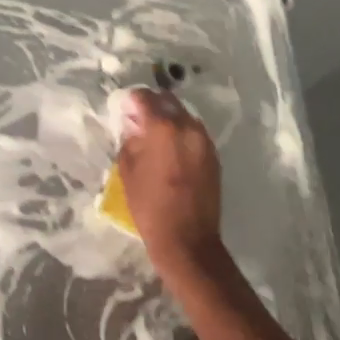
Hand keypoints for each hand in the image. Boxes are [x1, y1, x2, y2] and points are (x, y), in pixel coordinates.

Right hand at [115, 87, 224, 272]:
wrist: (188, 241)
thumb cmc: (150, 207)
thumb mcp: (128, 170)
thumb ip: (130, 139)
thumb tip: (133, 125)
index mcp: (163, 128)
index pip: (145, 98)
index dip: (132, 100)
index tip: (125, 109)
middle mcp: (187, 127)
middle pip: (168, 101)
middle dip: (152, 105)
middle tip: (139, 120)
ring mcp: (204, 141)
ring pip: (184, 115)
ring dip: (169, 119)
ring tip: (156, 136)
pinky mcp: (213, 155)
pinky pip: (194, 132)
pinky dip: (181, 133)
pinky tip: (171, 150)